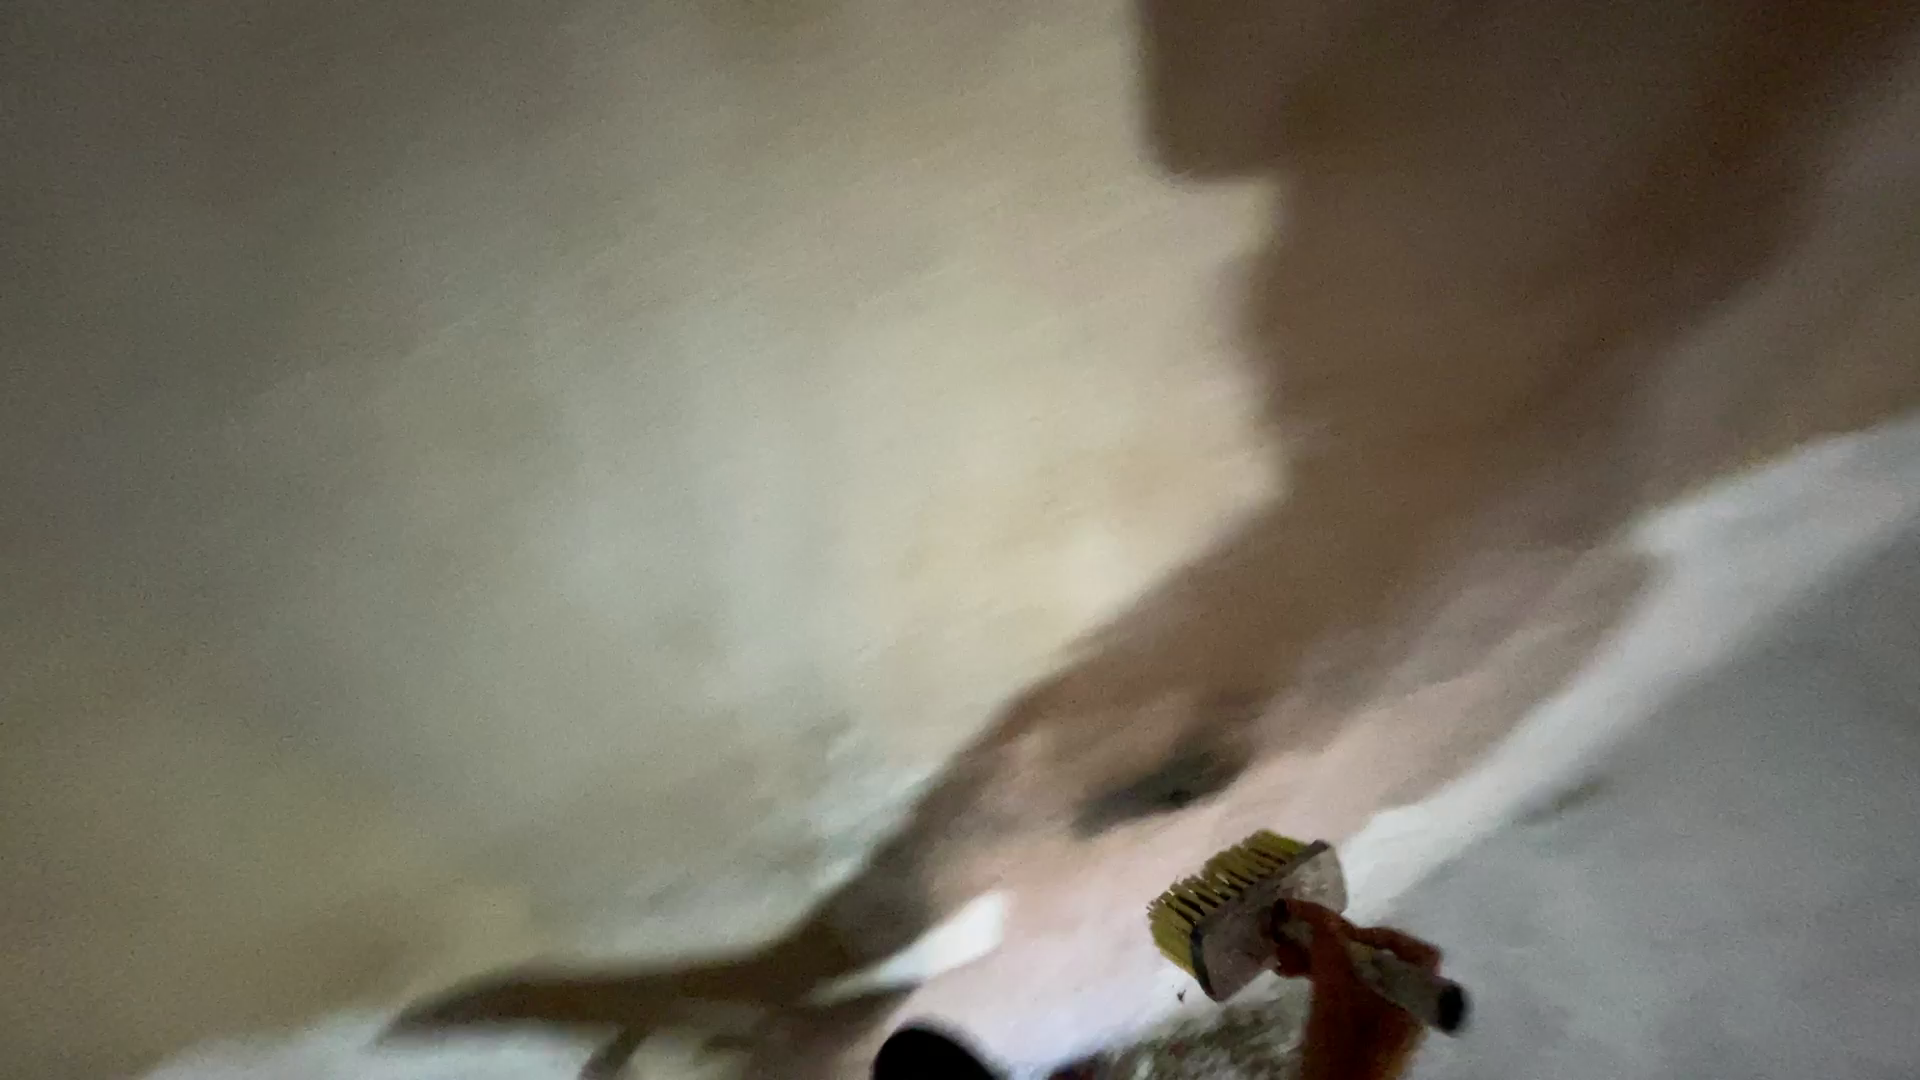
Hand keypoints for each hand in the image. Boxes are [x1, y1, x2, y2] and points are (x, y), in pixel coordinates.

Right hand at [1270, 901, 1442, 1079]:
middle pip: (1374, 956)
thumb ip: (1326, 944)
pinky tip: (1285, 968)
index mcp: (1411, 995)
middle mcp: (1401, 1003)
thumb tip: (1310, 907)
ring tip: (1279, 948)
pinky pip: (1339, 988)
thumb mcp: (1333, 989)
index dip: (1383, 936)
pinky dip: (1314, 974)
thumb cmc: (1345, 1044)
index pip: (1417, 952)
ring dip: (1313, 953)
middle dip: (1329, 939)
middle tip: (1296, 929)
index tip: (1346, 935)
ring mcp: (1379, 1017)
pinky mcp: (1357, 1027)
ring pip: (1350, 971)